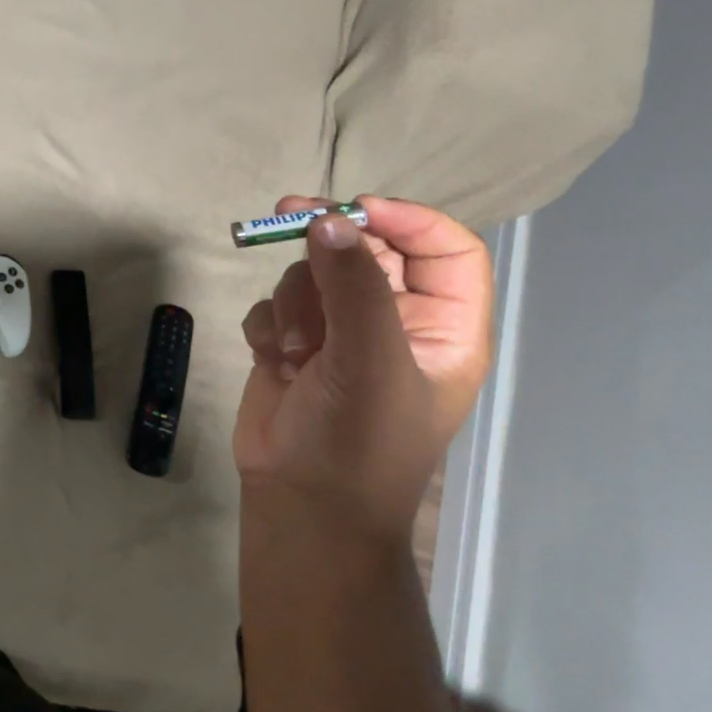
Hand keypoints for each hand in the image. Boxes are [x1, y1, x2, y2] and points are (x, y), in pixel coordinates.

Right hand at [234, 195, 493, 540]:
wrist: (301, 502)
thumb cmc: (358, 441)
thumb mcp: (368, 361)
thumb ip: (353, 286)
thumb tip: (327, 218)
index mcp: (442, 327)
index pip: (444, 249)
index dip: (404, 220)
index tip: (350, 210)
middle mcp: (394, 323)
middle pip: (365, 250)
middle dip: (325, 241)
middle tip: (283, 215)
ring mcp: (338, 334)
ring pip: (310, 276)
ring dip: (293, 304)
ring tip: (295, 352)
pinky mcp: (291, 344)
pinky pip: (273, 304)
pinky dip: (267, 324)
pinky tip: (271, 359)